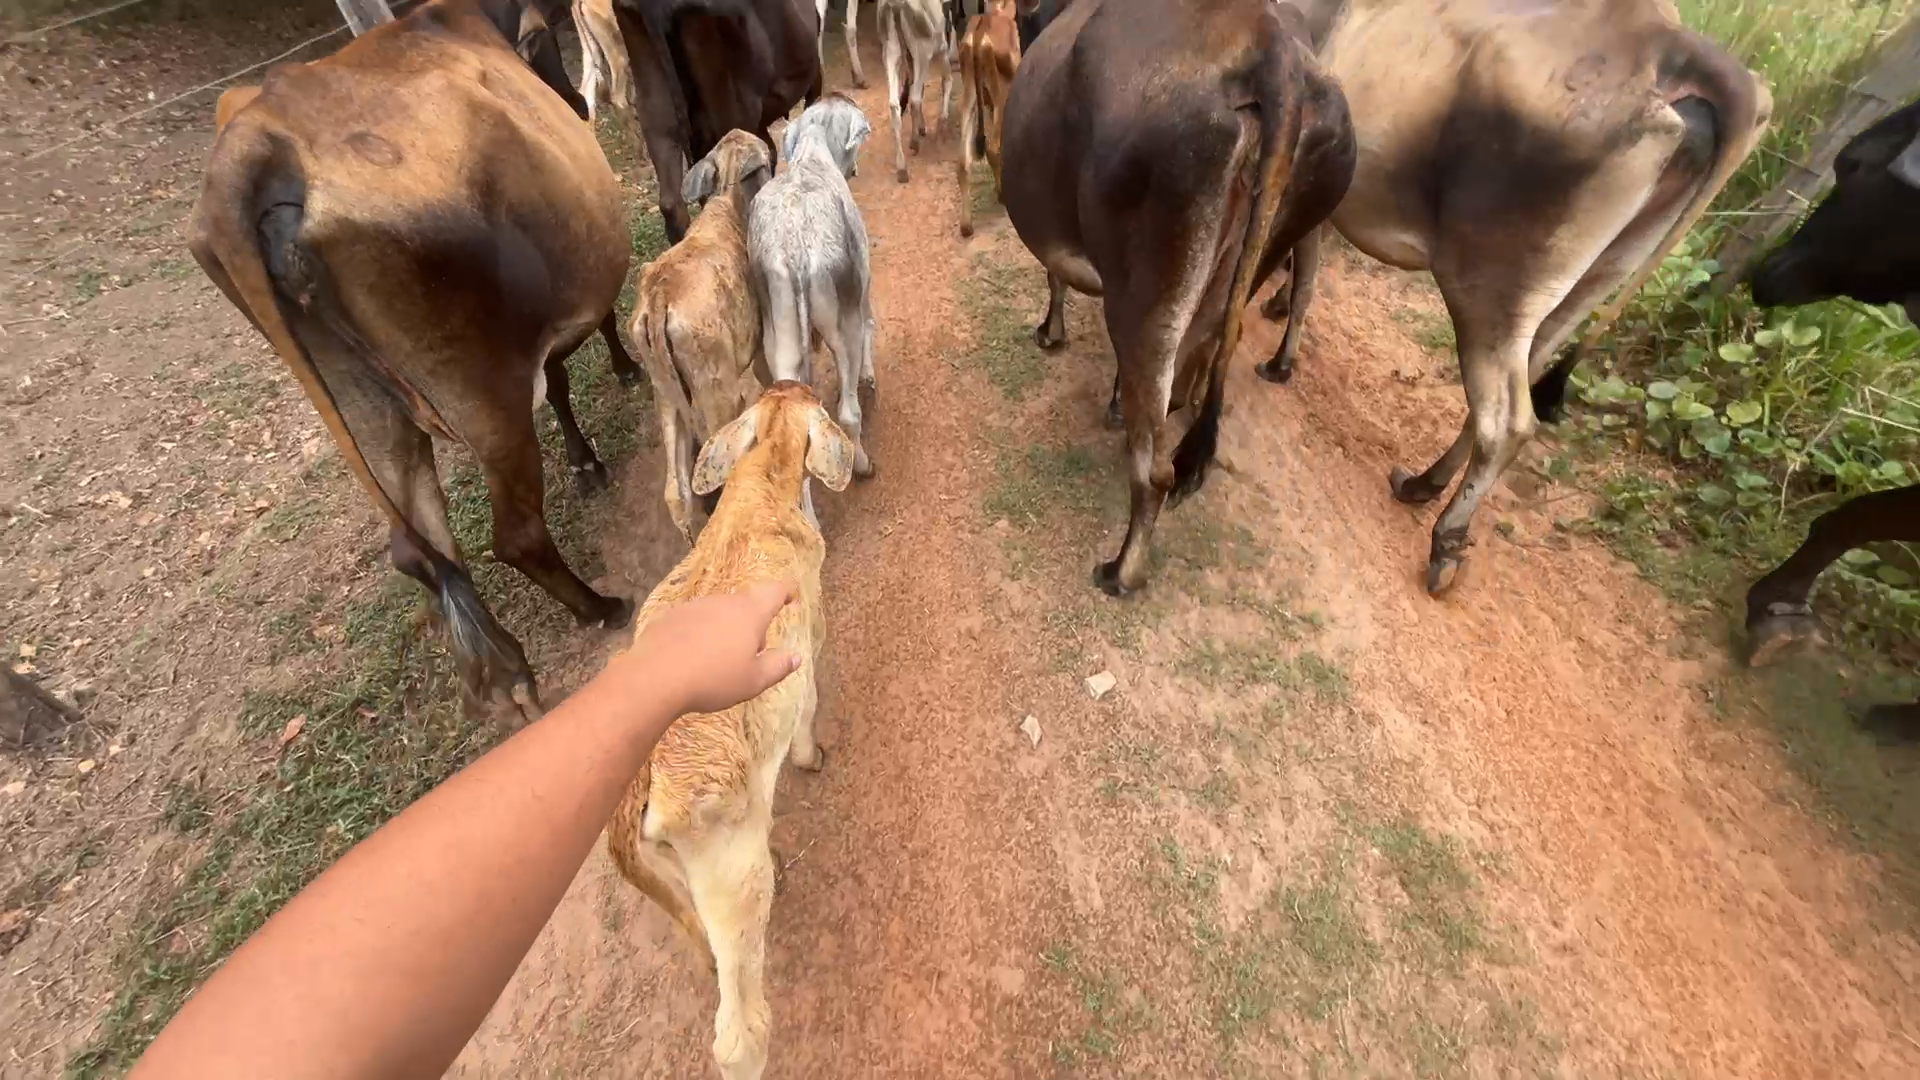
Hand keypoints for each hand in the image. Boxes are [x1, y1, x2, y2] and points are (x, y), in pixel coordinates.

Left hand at [626, 581, 802, 715]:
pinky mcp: (670, 617)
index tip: (791, 597)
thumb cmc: (714, 678)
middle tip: (753, 650)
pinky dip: (701, 633)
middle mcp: (724, 602)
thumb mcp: (754, 681)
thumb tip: (796, 657)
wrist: (654, 678)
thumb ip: (778, 666)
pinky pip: (695, 621)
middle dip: (753, 622)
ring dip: (726, 627)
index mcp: (750, 613)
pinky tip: (693, 657)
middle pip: (746, 603)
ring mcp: (695, 606)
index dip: (785, 592)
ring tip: (721, 658)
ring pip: (719, 611)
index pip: (774, 591)